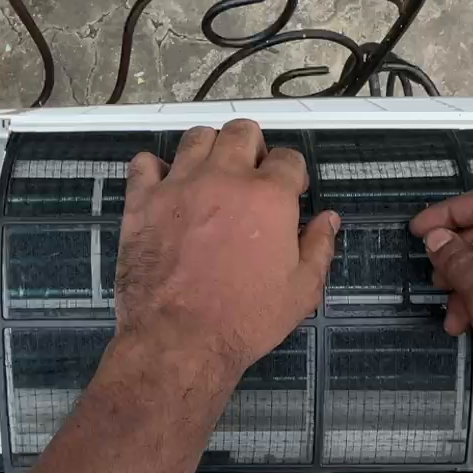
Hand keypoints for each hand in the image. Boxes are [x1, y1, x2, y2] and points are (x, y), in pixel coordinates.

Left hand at [114, 119, 338, 385]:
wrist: (179, 339)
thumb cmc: (246, 319)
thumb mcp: (301, 291)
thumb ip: (319, 247)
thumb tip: (329, 218)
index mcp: (268, 195)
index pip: (288, 157)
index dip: (292, 175)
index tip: (288, 196)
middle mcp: (224, 177)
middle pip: (242, 132)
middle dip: (253, 150)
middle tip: (250, 181)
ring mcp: (179, 185)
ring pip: (197, 137)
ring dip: (210, 150)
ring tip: (211, 178)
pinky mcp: (142, 200)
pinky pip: (145, 162)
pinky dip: (157, 170)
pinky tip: (166, 189)